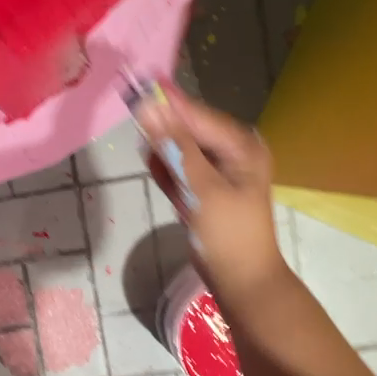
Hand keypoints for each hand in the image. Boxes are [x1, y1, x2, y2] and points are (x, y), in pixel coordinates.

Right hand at [137, 86, 289, 303]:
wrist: (241, 282)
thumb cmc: (228, 235)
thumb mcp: (202, 188)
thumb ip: (175, 147)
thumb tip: (150, 108)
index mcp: (241, 147)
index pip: (197, 116)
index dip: (167, 106)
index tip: (135, 93)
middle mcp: (232, 153)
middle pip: (187, 132)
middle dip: (166, 140)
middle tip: (151, 154)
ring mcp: (217, 173)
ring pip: (179, 152)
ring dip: (166, 163)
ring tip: (170, 186)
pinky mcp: (203, 191)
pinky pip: (179, 172)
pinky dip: (170, 178)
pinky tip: (171, 193)